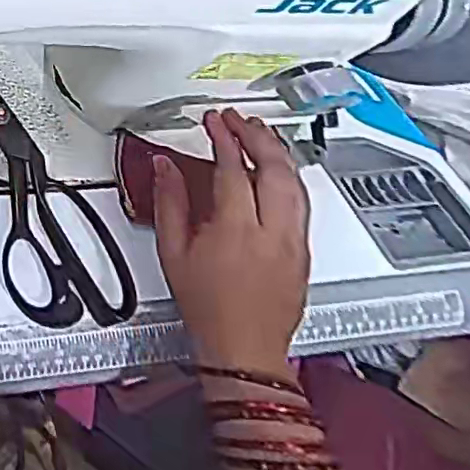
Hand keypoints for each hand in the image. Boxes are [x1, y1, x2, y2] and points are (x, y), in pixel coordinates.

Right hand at [152, 110, 308, 375]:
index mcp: (237, 231)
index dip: (224, 139)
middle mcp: (274, 234)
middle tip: (236, 120)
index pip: (234, 169)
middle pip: (275, 170)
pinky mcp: (305, 253)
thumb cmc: (207, 305)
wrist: (244, 348)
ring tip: (259, 134)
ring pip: (296, 185)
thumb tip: (165, 167)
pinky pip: (302, 203)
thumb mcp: (173, 251)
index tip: (213, 122)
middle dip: (256, 136)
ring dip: (278, 153)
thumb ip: (169, 202)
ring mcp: (295, 243)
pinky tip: (277, 168)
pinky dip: (288, 176)